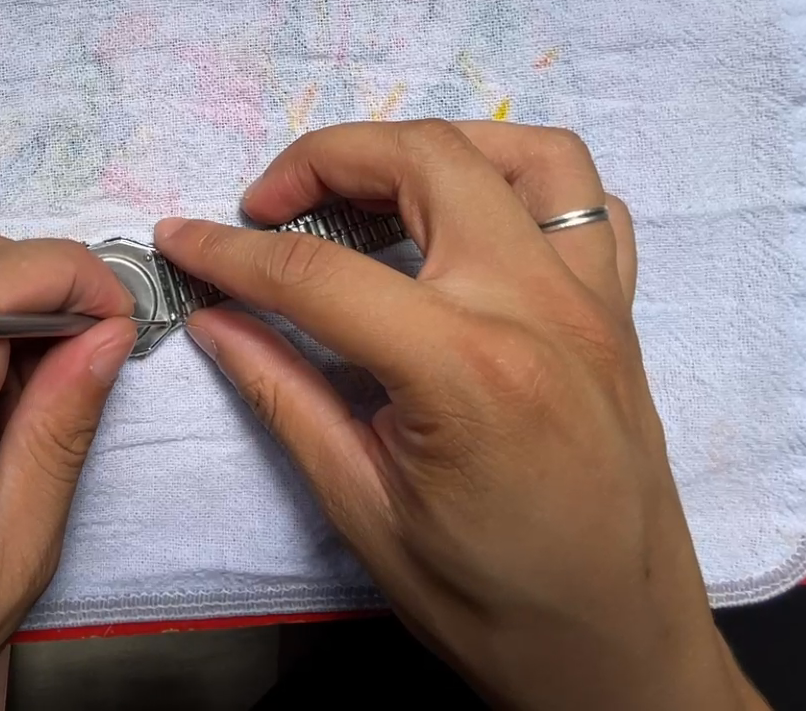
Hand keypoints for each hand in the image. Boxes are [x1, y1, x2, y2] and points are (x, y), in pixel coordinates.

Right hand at [154, 120, 767, 710]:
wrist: (626, 660)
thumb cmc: (488, 602)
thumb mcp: (358, 505)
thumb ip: (280, 390)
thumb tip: (212, 316)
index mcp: (465, 371)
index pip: (318, 273)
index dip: (231, 250)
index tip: (180, 237)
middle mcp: (539, 307)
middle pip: (423, 162)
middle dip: (322, 160)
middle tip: (266, 205)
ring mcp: (593, 298)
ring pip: (516, 150)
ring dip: (423, 146)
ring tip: (363, 186)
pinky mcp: (617, 308)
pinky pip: (581, 196)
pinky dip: (508, 173)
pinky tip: (459, 212)